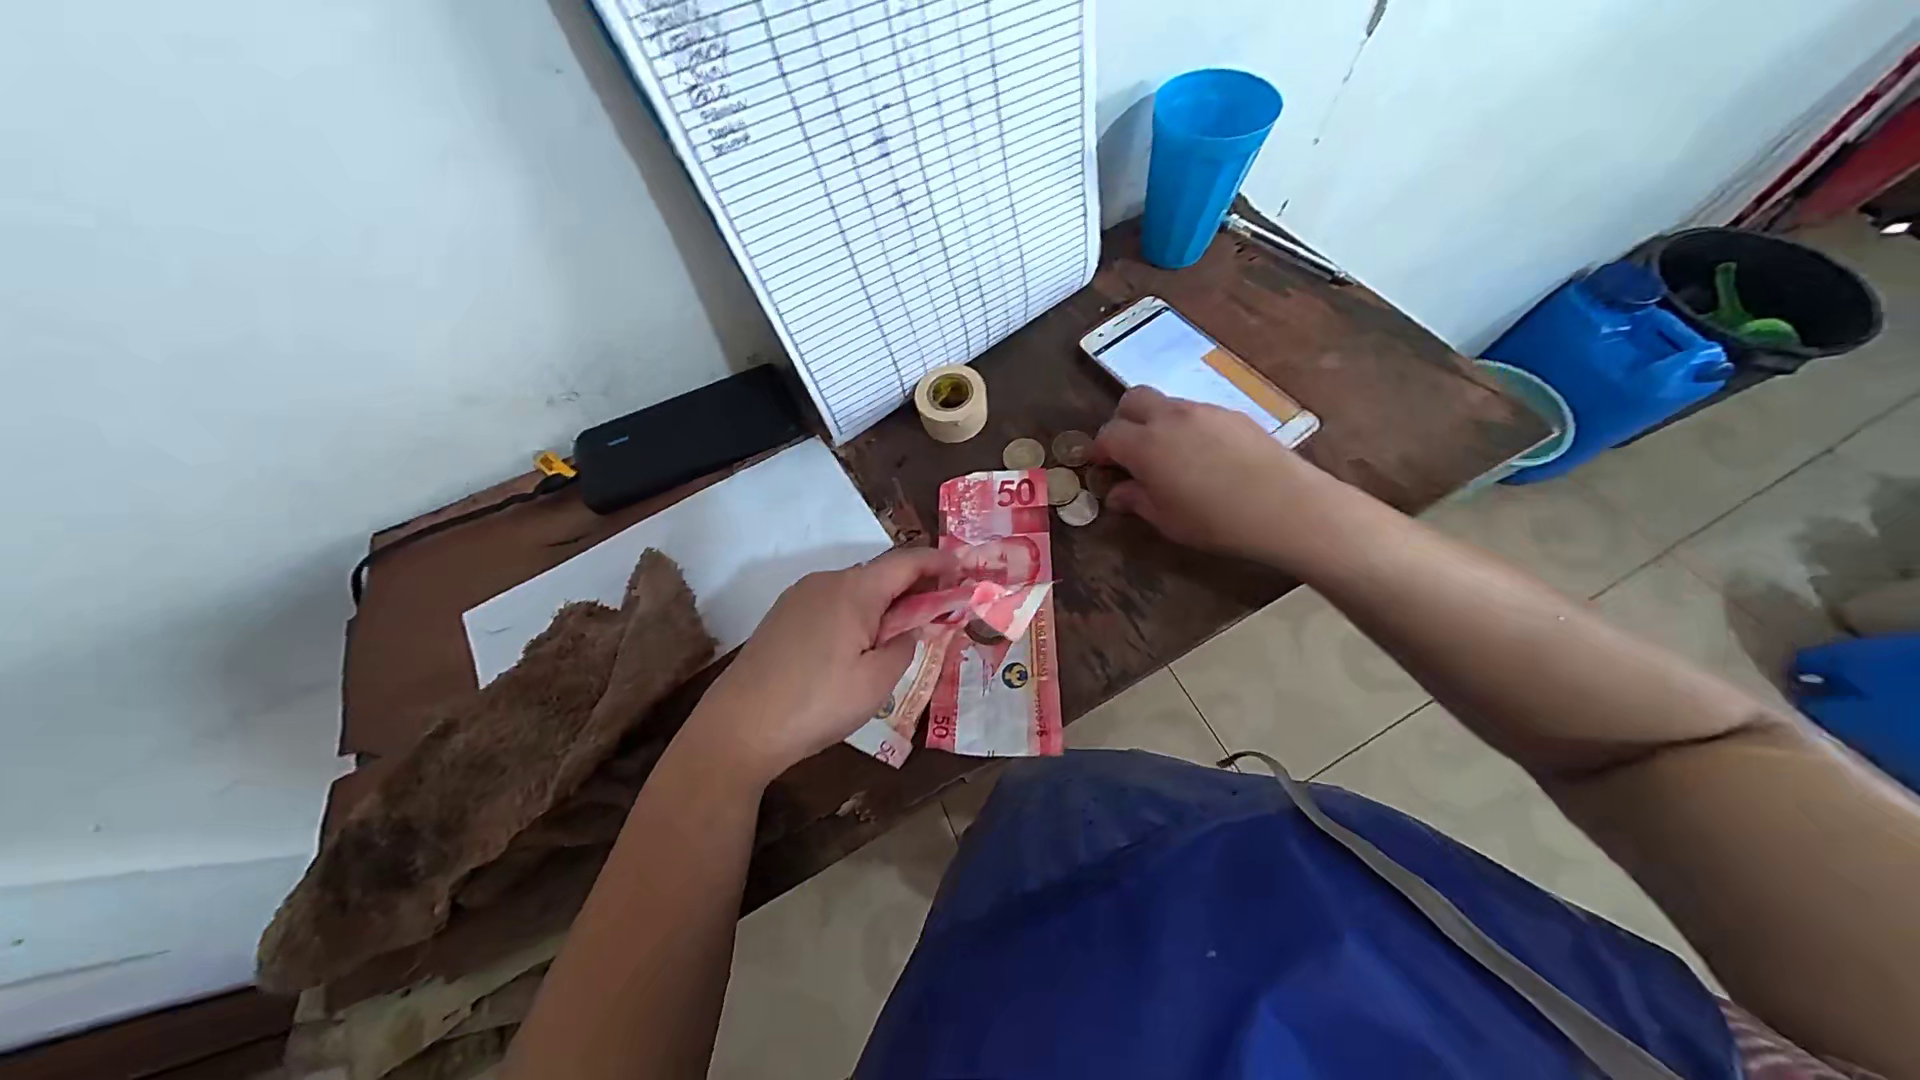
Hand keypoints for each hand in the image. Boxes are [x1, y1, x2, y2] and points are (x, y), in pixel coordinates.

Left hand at [683, 546, 954, 785]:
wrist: (738, 727)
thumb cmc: (817, 704)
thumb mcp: (877, 681)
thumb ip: (905, 645)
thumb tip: (910, 628)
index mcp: (854, 590)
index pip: (907, 561)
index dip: (940, 563)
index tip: (966, 571)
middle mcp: (826, 581)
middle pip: (881, 574)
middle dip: (914, 589)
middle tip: (938, 616)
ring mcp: (799, 597)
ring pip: (856, 590)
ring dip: (885, 604)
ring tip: (899, 639)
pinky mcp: (783, 616)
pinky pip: (833, 603)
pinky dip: (857, 614)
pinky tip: (858, 648)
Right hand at [1094, 386, 1343, 563]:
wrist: (1286, 506)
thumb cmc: (1216, 521)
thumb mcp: (1167, 520)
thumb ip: (1137, 500)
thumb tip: (1118, 493)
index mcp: (1145, 444)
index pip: (1108, 434)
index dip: (1099, 450)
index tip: (1102, 468)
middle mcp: (1170, 417)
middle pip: (1132, 400)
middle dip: (1123, 421)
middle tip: (1130, 451)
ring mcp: (1204, 410)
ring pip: (1166, 403)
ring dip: (1156, 422)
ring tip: (1170, 456)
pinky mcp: (1233, 414)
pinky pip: (1197, 412)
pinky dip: (1187, 426)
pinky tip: (1205, 456)